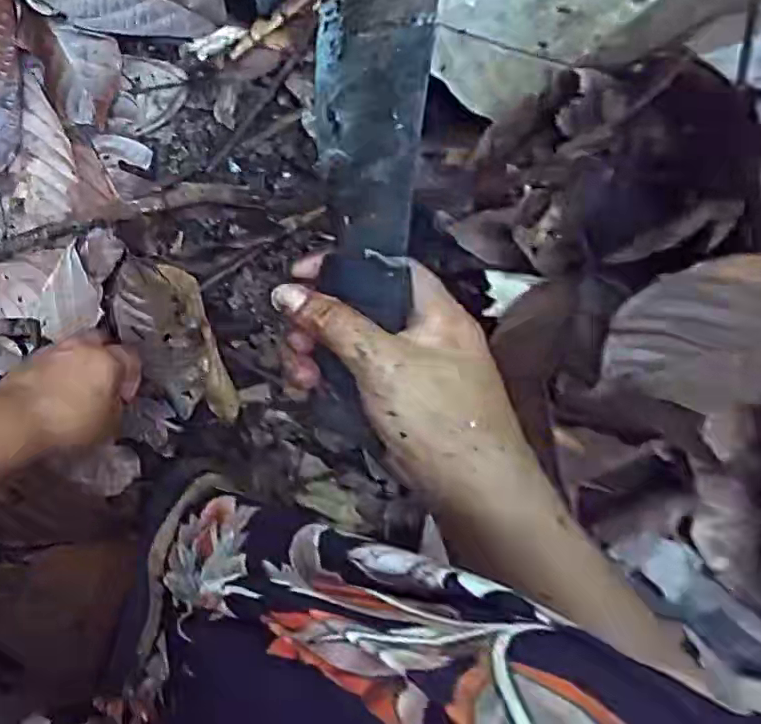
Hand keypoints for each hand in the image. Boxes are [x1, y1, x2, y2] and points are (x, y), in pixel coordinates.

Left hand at [0, 333, 141, 450]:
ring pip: (76, 347)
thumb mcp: (107, 426)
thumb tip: (112, 401)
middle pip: (102, 342)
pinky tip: (56, 388)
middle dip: (107, 358)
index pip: (131, 357)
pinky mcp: (34, 356)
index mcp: (107, 360)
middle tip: (104, 383)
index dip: (132, 377)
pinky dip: (59, 367)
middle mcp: (82, 346)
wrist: (19, 415)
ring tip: (78, 387)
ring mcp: (56, 348)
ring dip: (81, 361)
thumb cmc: (68, 422)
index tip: (124, 395)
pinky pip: (55, 357)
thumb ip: (115, 407)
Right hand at [272, 255, 537, 502]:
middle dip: (313, 320)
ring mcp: (399, 366)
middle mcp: (416, 334)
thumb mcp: (381, 361)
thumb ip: (332, 321)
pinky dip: (319, 377)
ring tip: (301, 374)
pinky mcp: (384, 394)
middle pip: (351, 305)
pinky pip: (340, 371)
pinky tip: (306, 389)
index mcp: (433, 314)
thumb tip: (286, 291)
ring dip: (310, 352)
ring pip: (339, 340)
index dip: (342, 263)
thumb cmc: (442, 422)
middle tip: (294, 337)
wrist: (474, 498)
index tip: (300, 274)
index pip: (385, 266)